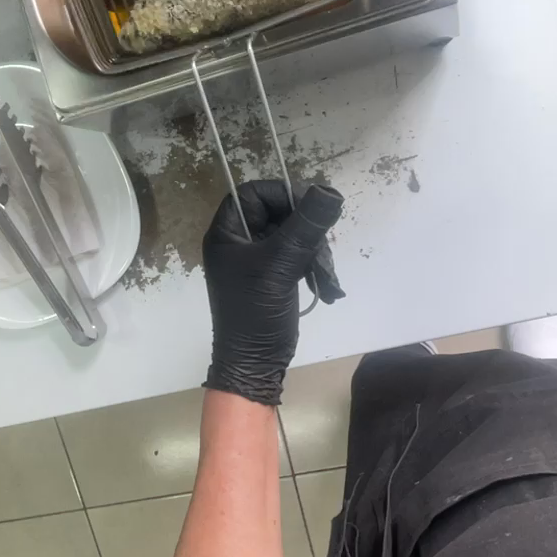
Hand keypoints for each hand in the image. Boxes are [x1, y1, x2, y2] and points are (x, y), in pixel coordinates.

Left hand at [201, 180, 345, 405]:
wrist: (254, 365)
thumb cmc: (256, 314)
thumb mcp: (281, 265)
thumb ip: (305, 226)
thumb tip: (330, 192)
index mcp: (227, 234)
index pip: (255, 194)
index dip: (283, 195)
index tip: (313, 209)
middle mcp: (238, 243)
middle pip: (278, 214)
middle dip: (306, 230)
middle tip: (323, 250)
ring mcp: (256, 262)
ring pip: (292, 237)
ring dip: (315, 252)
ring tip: (327, 277)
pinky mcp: (273, 278)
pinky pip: (296, 258)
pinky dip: (313, 268)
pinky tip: (326, 287)